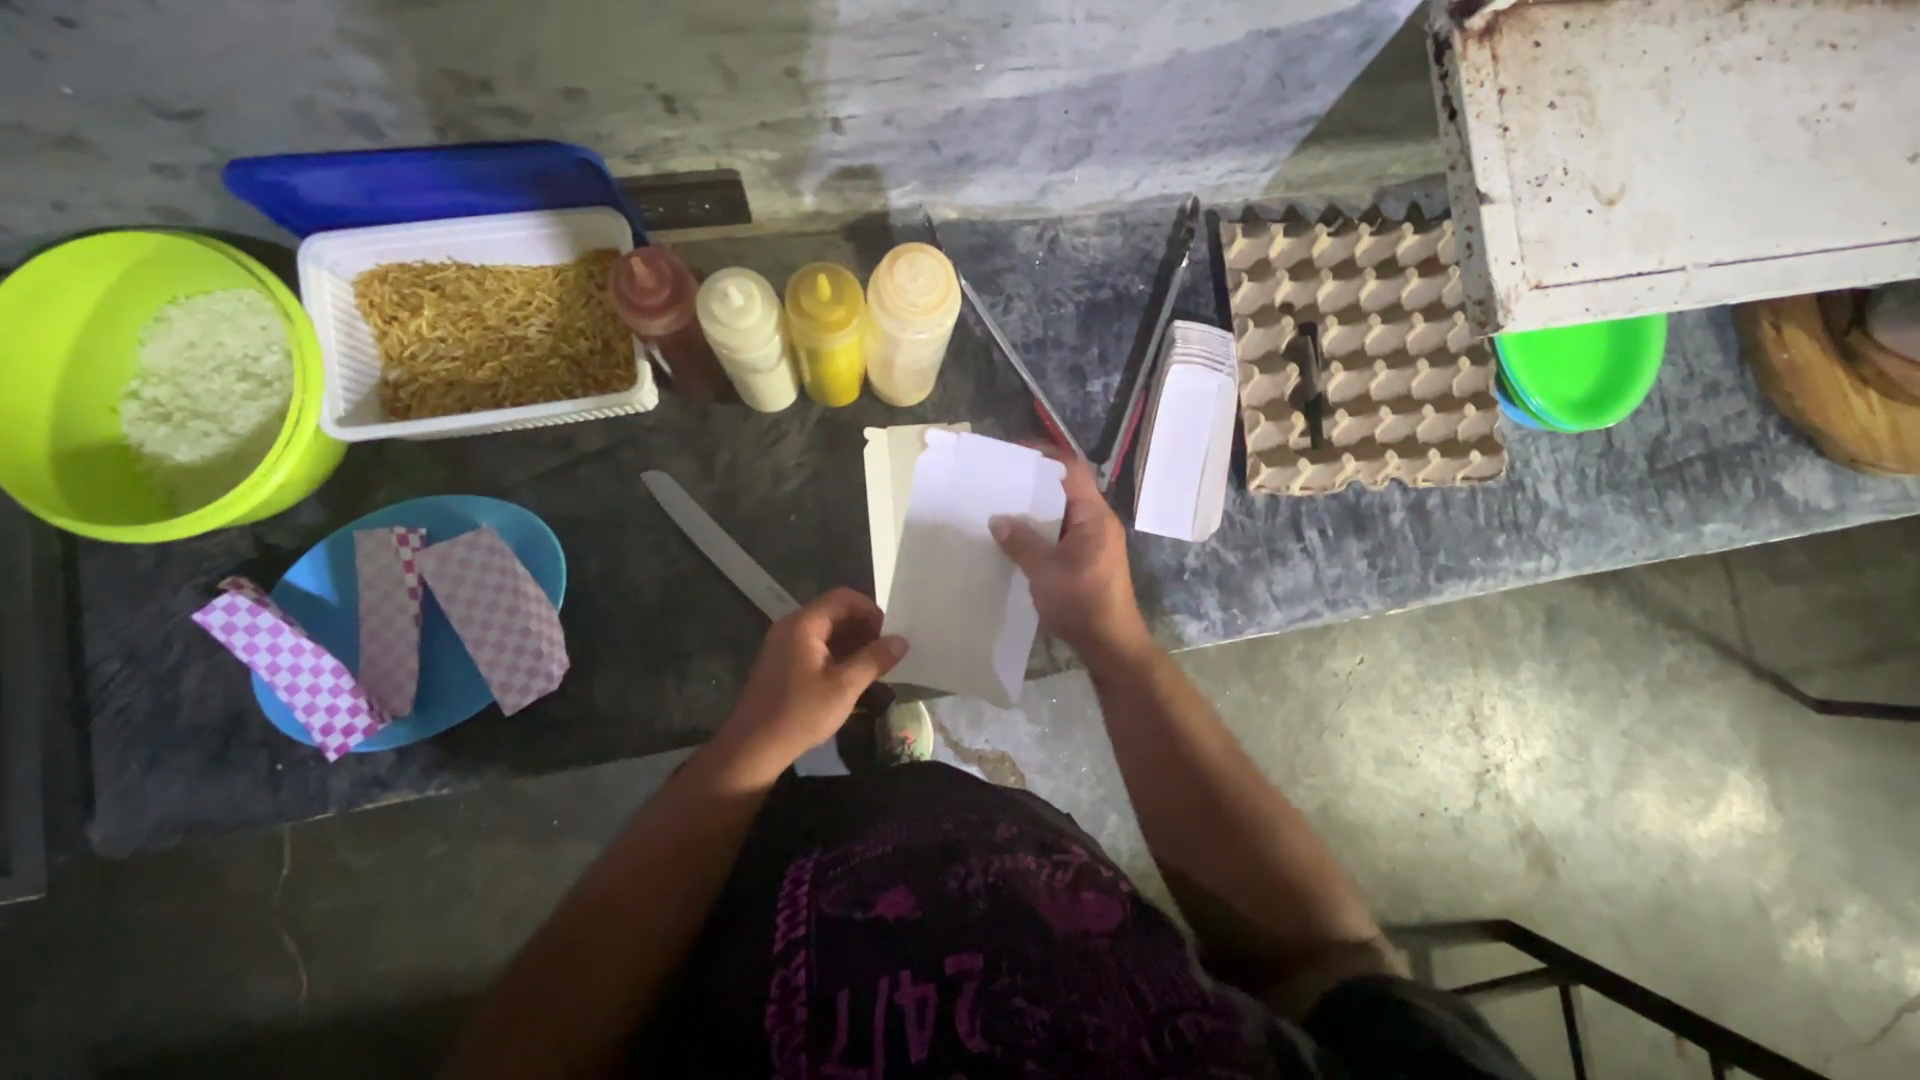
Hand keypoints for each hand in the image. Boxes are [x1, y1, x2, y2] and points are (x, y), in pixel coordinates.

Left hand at [712, 588, 906, 781]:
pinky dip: (837, 655)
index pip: (843, 598)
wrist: (754, 747)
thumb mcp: (845, 686)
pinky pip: (816, 647)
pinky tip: (853, 676)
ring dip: (853, 643)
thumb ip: (874, 659)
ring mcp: (784, 645)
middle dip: (864, 628)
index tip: (890, 634)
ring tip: (875, 666)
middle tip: (887, 652)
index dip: (870, 611)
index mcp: (803, 624)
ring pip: (826, 631)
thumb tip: (901, 641)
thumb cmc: (800, 713)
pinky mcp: (783, 663)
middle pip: (834, 612)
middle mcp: (791, 627)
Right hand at [990, 451, 1150, 660]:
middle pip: (1065, 488)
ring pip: (1062, 513)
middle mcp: (1097, 522)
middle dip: (1033, 482)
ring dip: (1034, 510)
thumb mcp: (1045, 571)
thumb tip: (998, 519)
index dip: (1045, 454)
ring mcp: (1094, 542)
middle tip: (998, 480)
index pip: (1071, 469)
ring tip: (1000, 506)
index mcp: (1094, 515)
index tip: (1013, 451)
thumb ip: (1021, 542)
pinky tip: (1014, 539)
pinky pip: (1061, 534)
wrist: (1110, 644)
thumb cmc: (1082, 603)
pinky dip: (1040, 531)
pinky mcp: (1088, 560)